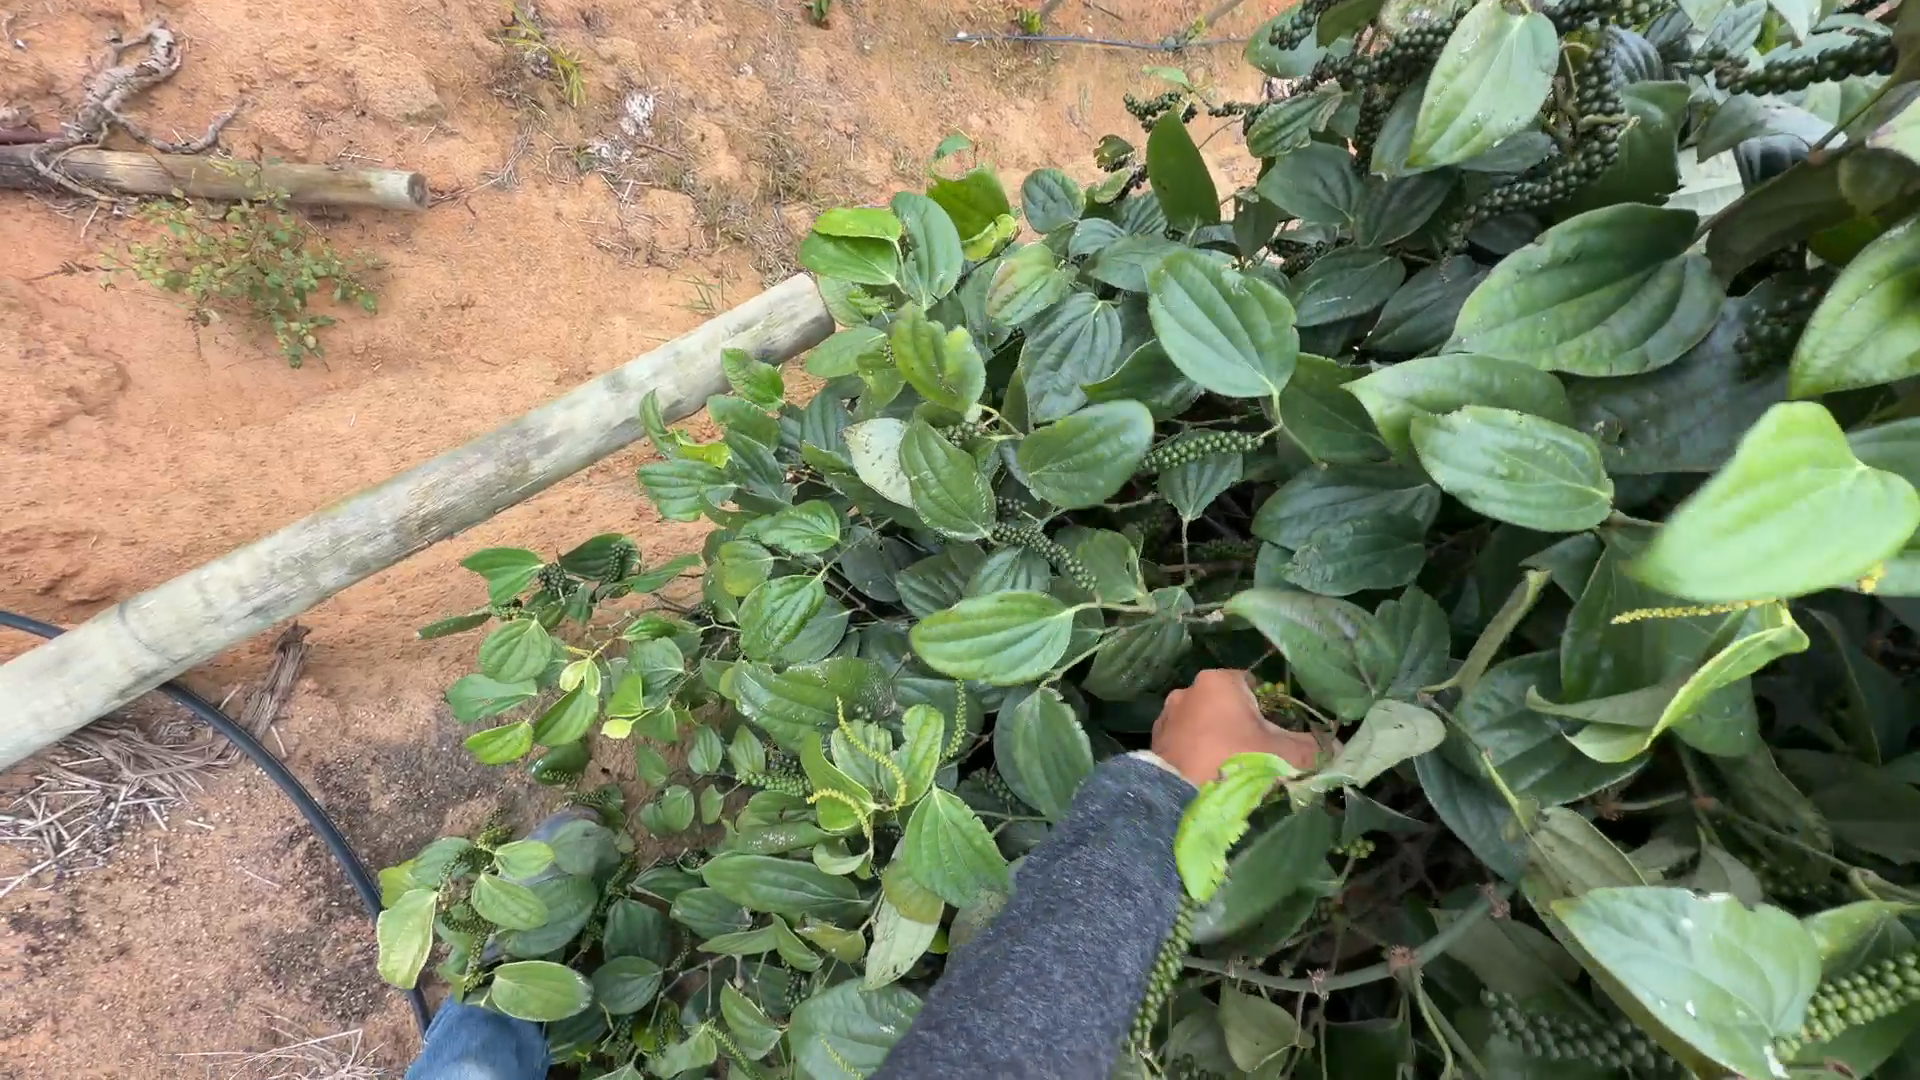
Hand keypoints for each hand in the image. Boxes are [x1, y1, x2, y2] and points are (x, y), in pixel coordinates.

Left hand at [1151, 669, 1323, 786]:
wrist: (1181, 794)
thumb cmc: (1236, 761)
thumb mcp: (1283, 754)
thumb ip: (1312, 747)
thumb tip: (1336, 747)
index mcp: (1218, 681)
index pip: (1251, 684)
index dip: (1269, 706)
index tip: (1278, 730)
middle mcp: (1188, 689)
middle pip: (1225, 703)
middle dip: (1241, 722)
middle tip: (1257, 751)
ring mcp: (1168, 714)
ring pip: (1203, 721)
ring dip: (1216, 736)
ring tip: (1231, 765)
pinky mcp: (1156, 738)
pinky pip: (1185, 739)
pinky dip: (1197, 750)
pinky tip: (1207, 771)